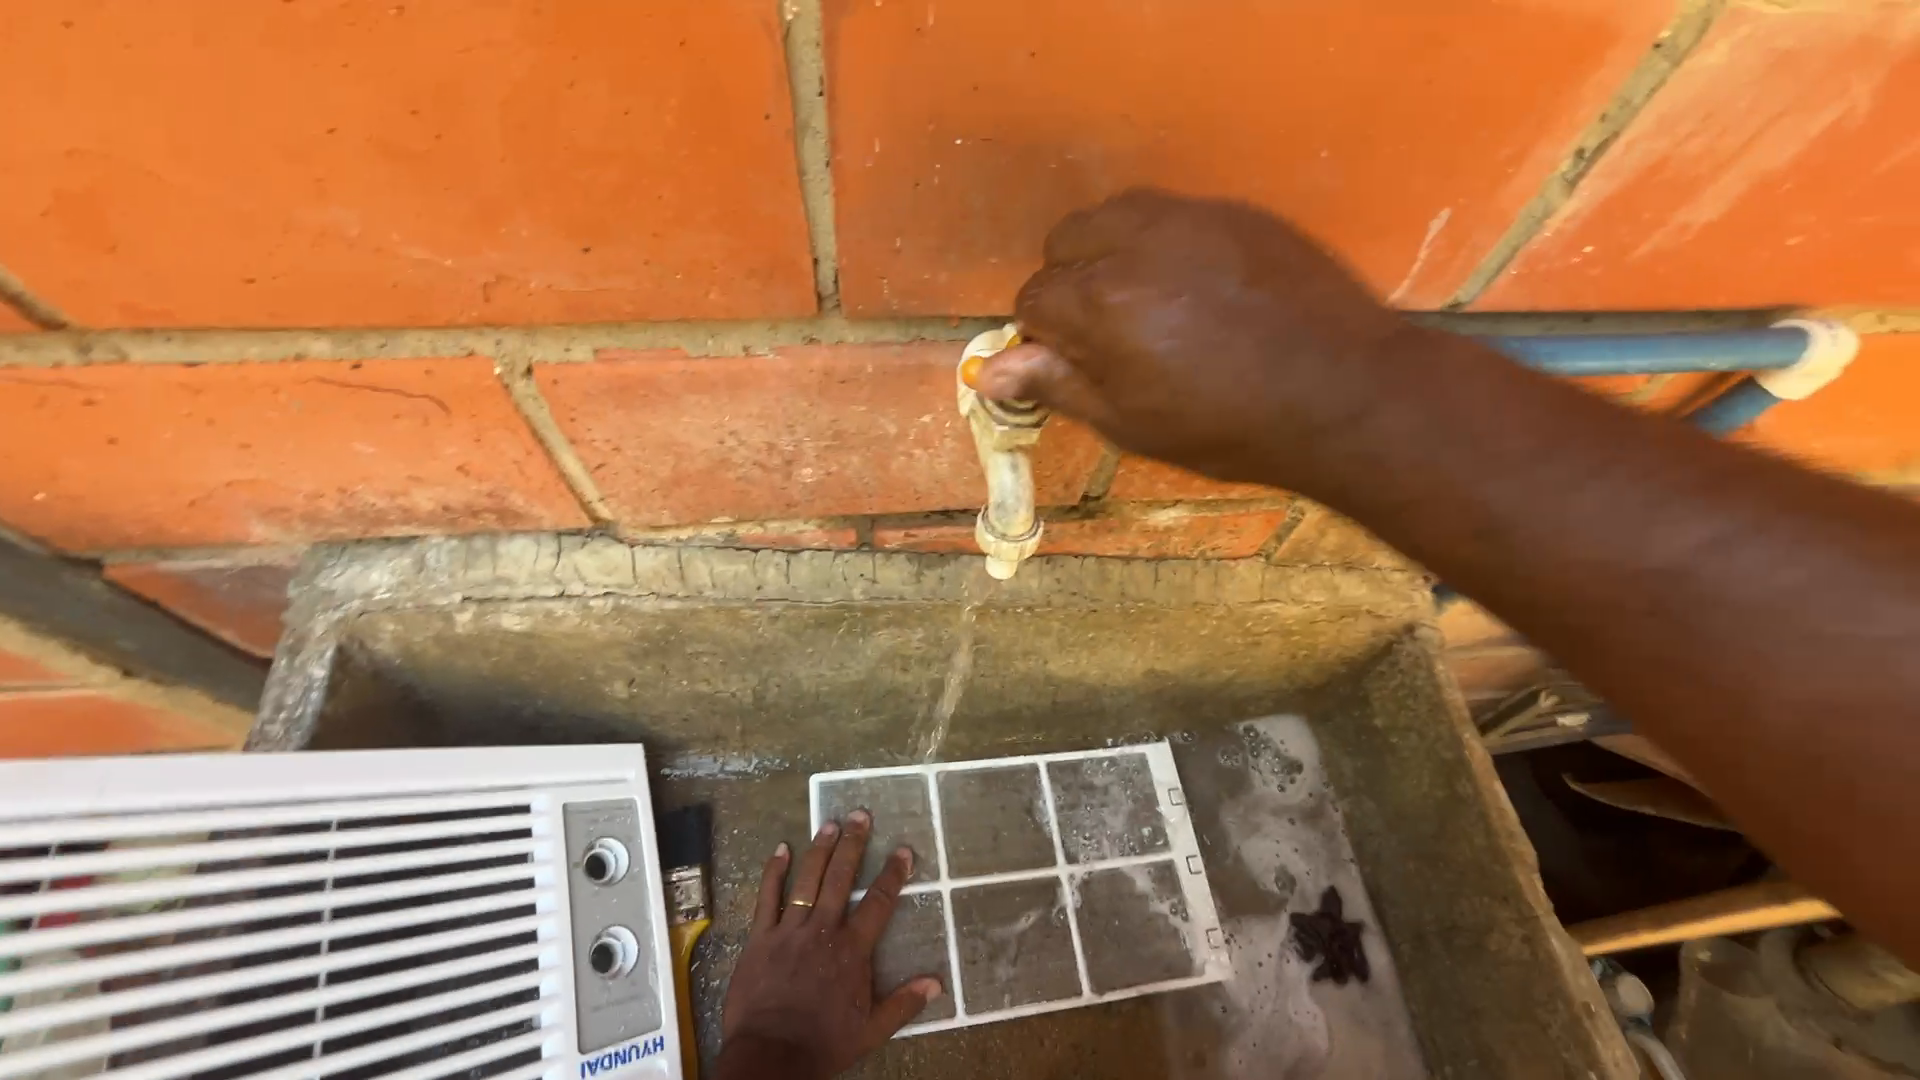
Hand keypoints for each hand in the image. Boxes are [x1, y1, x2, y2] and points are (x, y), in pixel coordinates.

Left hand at [714, 811, 941, 1079]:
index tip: (904, 850)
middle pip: (841, 877)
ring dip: (820, 849)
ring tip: (829, 822)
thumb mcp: (870, 1031)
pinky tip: (780, 849)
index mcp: (852, 949)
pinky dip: (773, 872)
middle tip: (861, 814)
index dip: (893, 874)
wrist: (770, 1058)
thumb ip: (903, 1003)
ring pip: (807, 879)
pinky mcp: (761, 938)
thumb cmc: (822, 1044)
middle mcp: (824, 930)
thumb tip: (937, 983)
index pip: (878, 902)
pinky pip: (767, 898)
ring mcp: (789, 930)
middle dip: (853, 844)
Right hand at [974, 187, 1429, 492]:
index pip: (1032, 300)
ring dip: (1109, 254)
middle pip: (1064, 244)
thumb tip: (990, 373)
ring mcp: (1188, 219)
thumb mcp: (1129, 423)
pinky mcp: (1233, 212)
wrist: (1341, 395)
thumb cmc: (1225, 427)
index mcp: (1099, 303)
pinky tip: (1197, 290)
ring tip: (1147, 304)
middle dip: (1070, 284)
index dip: (1044, 338)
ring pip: (1113, 217)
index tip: (1074, 363)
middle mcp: (1133, 244)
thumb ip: (1057, 385)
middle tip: (1109, 333)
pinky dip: (1161, 246)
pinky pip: (1170, 216)